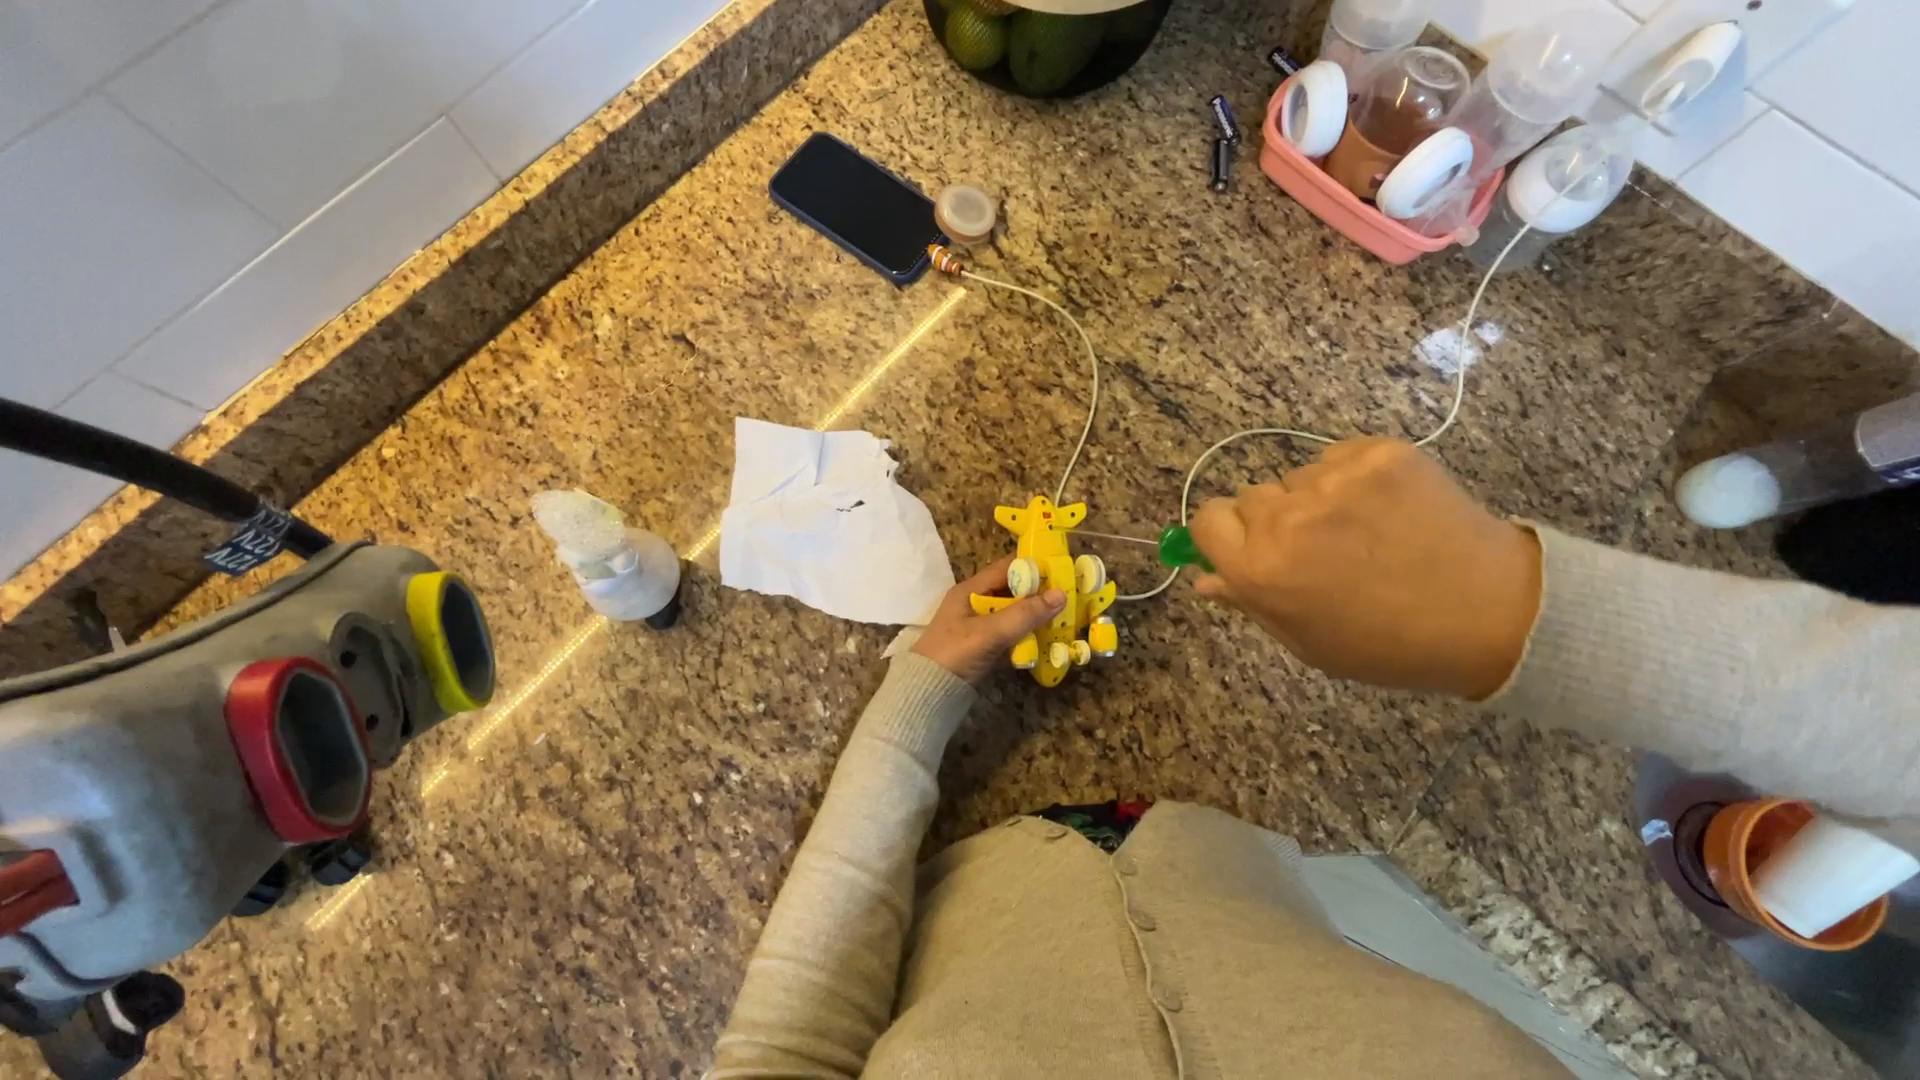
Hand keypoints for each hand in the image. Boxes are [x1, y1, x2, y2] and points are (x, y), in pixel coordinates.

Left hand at [912, 555, 1066, 684]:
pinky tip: (1049, 644)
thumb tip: (1061, 594)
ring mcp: (979, 628)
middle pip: (1013, 593)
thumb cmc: (955, 655)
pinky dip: (1028, 639)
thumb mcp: (990, 632)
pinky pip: (1012, 637)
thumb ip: (1025, 614)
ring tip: (1065, 621)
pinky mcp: (984, 649)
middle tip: (1070, 599)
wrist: (928, 696)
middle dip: (1040, 596)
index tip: (1062, 571)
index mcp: (970, 591)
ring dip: (1036, 619)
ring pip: (1014, 616)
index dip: (1033, 567)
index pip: (1006, 568)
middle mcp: (975, 604)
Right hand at [1189, 437, 1541, 699]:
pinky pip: (1338, 458)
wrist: (1491, 614)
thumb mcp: (1306, 640)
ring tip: (1362, 532)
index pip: (1208, 519)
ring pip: (1297, 479)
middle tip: (1316, 549)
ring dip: (1314, 500)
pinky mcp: (1377, 454)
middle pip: (1250, 497)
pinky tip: (1386, 510)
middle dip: (1272, 520)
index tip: (1247, 546)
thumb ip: (1249, 602)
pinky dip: (1353, 479)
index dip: (1224, 534)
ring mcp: (1334, 481)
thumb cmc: (1387, 643)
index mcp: (1261, 569)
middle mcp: (1286, 518)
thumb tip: (1205, 578)